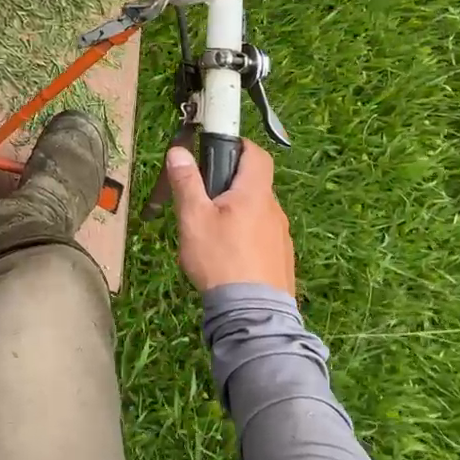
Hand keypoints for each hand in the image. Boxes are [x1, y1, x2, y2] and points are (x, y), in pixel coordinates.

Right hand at [164, 138, 295, 294]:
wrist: (252, 314)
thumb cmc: (220, 257)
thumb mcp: (193, 217)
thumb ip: (187, 182)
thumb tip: (179, 151)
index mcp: (254, 194)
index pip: (257, 155)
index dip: (238, 145)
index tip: (215, 149)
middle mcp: (273, 210)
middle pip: (253, 183)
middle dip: (227, 182)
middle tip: (199, 196)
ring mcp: (280, 236)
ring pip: (255, 210)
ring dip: (234, 209)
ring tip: (208, 228)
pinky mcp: (280, 257)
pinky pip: (260, 232)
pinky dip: (243, 232)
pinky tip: (225, 251)